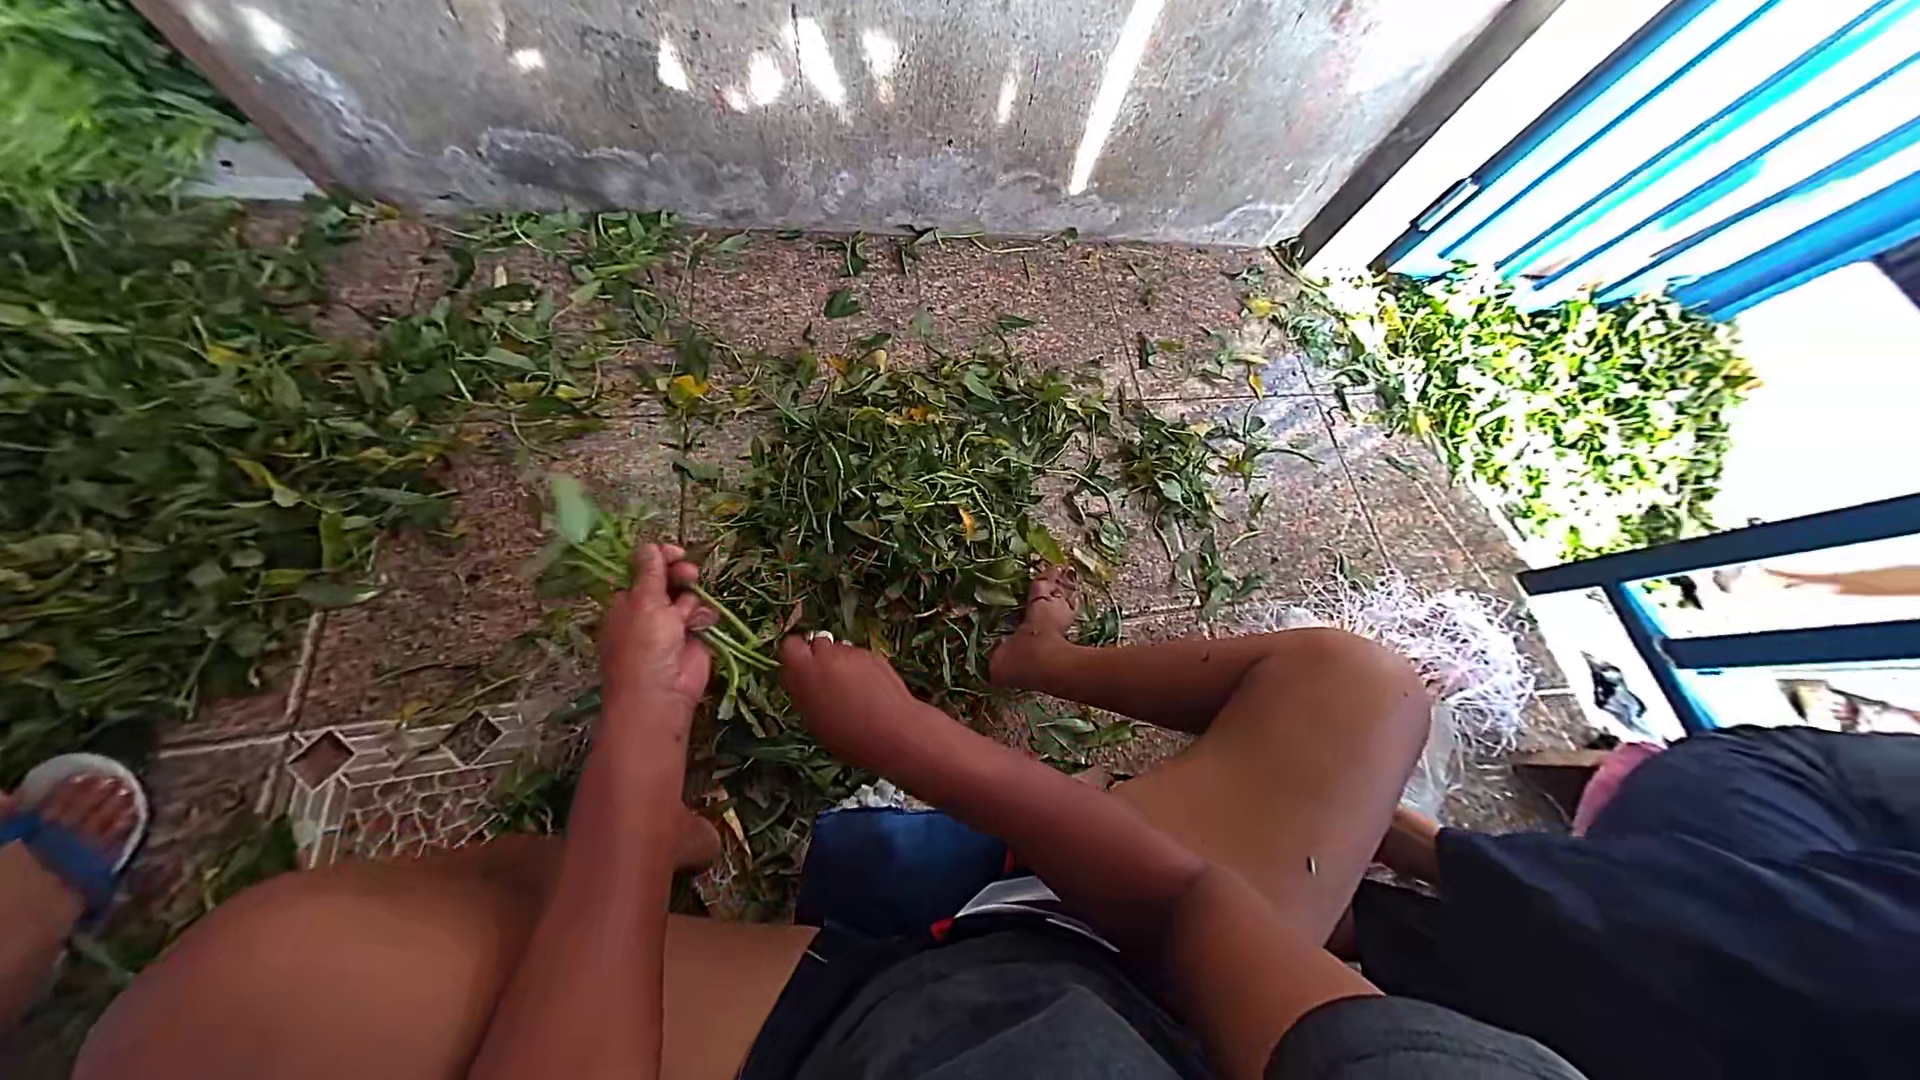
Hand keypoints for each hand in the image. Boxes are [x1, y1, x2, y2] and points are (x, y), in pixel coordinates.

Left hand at [600, 543, 714, 713]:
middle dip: (680, 574)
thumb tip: (649, 545)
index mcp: (627, 600)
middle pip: (669, 579)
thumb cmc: (643, 644)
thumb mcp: (643, 601)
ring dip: (692, 599)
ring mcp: (672, 624)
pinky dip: (705, 616)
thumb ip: (650, 571)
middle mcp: (649, 609)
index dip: (659, 558)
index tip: (674, 552)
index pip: (644, 569)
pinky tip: (701, 624)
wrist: (662, 691)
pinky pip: (704, 615)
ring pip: (690, 596)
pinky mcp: (695, 636)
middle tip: (688, 574)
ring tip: (689, 613)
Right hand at [778, 634, 932, 756]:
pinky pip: (859, 656)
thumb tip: (798, 679)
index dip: (794, 656)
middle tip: (824, 679)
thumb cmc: (847, 735)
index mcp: (805, 671)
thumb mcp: (811, 718)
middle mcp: (828, 655)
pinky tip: (867, 687)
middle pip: (816, 644)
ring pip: (839, 649)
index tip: (797, 668)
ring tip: (849, 687)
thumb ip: (802, 690)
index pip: (789, 646)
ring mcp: (852, 653)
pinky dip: (859, 666)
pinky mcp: (873, 654)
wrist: (891, 730)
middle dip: (819, 658)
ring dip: (839, 662)